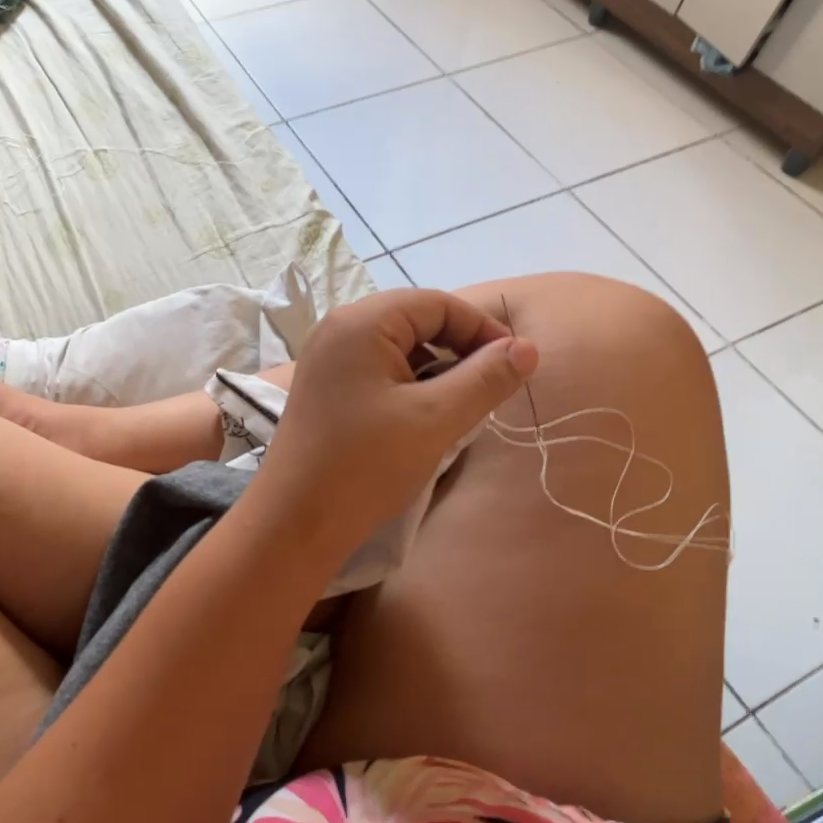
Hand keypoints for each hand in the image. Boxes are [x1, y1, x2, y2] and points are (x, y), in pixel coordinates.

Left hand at [253, 289, 538, 543]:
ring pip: (398, 345)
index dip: (482, 329)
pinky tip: (424, 415)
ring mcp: (327, 357)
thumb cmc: (366, 464)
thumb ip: (485, 379)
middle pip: (416, 319)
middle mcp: (339, 327)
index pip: (437, 303)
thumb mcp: (436, 419)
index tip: (515, 366)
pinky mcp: (325, 385)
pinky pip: (377, 367)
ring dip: (436, 367)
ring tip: (461, 404)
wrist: (295, 519)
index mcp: (362, 322)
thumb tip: (527, 348)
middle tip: (491, 386)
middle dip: (460, 347)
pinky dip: (409, 382)